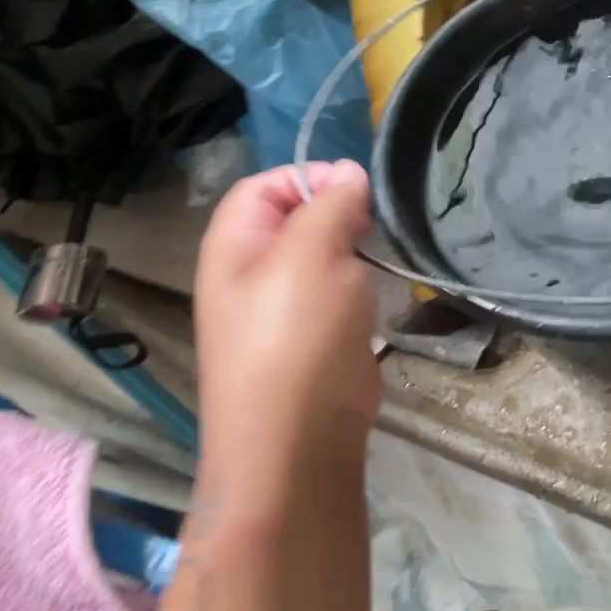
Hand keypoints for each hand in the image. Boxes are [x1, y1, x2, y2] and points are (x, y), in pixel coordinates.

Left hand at [193, 161, 380, 461]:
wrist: (299, 438)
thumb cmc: (296, 335)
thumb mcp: (312, 253)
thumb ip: (330, 205)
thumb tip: (348, 173)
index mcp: (234, 248)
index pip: (263, 186)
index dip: (308, 177)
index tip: (357, 190)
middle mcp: (251, 273)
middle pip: (293, 218)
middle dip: (336, 211)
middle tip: (371, 224)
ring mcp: (283, 308)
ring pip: (320, 254)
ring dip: (352, 248)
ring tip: (376, 255)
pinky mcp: (314, 335)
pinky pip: (336, 290)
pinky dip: (359, 282)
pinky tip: (377, 291)